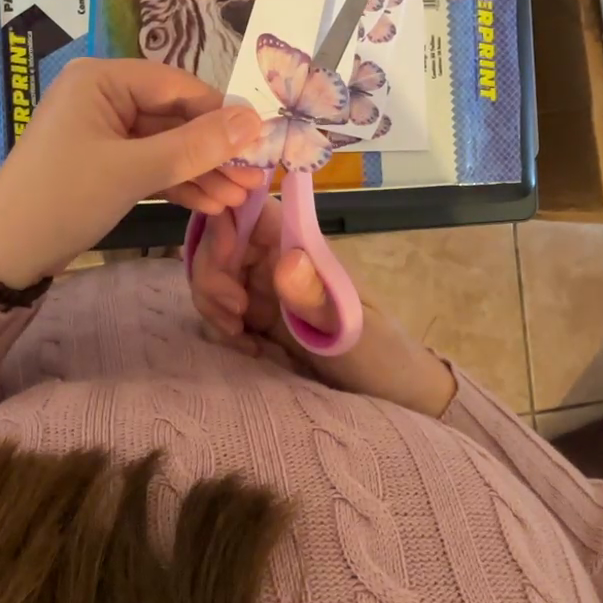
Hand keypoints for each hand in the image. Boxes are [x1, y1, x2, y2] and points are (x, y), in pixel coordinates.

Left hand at [0, 58, 263, 286]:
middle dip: (214, 151)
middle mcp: (103, 96)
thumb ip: (195, 146)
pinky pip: (149, 165)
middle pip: (174, 117)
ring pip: (165, 145)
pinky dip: (177, 183)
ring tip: (241, 198)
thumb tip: (255, 120)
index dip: (220, 114)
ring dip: (201, 172)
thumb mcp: (133, 171)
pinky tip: (212, 204)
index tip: (260, 142)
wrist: (7, 253)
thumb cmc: (64, 199)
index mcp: (102, 80)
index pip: (177, 86)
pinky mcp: (104, 164)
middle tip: (255, 180)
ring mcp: (103, 132)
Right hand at [189, 199, 455, 417]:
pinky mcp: (254, 315)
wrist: (391, 392)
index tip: (224, 261)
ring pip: (211, 273)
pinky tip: (246, 347)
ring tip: (237, 334)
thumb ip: (315, 298)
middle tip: (233, 315)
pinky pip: (217, 306)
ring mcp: (262, 286)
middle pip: (219, 240)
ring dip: (211, 301)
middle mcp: (276, 257)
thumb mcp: (352, 331)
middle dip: (211, 274)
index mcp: (301, 246)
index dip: (223, 223)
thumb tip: (285, 259)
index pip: (249, 209)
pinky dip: (218, 325)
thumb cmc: (381, 355)